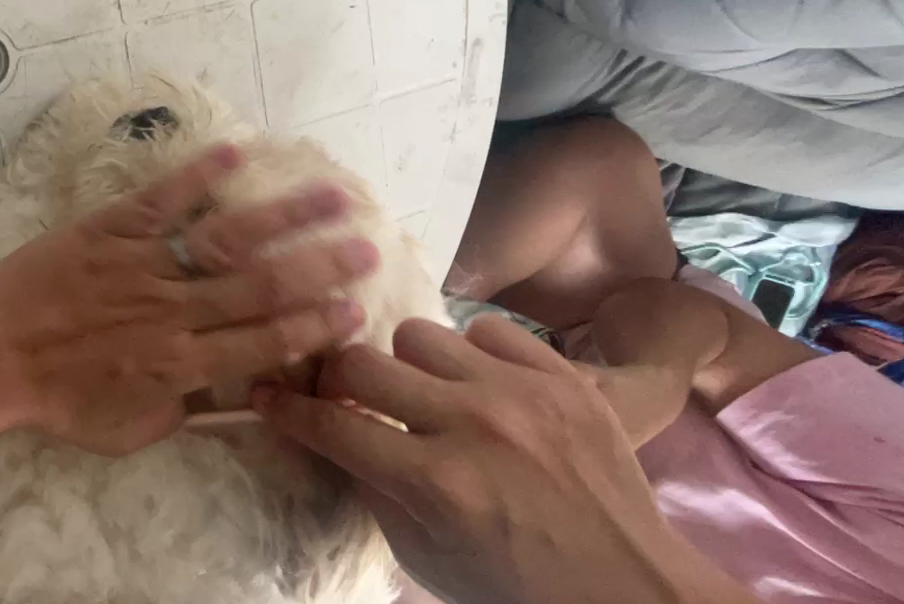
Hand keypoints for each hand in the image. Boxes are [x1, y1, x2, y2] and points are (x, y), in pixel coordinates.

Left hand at [0, 143, 378, 455]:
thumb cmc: (54, 397)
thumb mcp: (126, 430)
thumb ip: (184, 412)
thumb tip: (231, 396)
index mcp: (181, 364)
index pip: (266, 342)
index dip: (315, 326)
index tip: (357, 309)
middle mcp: (173, 311)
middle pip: (261, 286)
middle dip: (321, 267)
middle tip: (369, 245)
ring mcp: (142, 264)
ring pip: (226, 239)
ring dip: (283, 216)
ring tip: (332, 194)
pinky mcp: (108, 229)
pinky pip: (161, 200)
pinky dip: (197, 174)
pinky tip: (235, 150)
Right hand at [257, 317, 755, 603]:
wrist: (639, 597)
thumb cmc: (517, 587)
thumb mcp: (424, 556)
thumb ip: (370, 486)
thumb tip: (329, 428)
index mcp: (438, 484)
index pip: (331, 426)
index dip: (286, 409)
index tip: (264, 394)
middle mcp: (475, 427)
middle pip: (361, 363)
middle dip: (339, 380)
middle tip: (347, 396)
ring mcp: (524, 396)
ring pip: (417, 334)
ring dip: (409, 367)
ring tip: (429, 395)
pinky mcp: (566, 380)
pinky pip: (485, 328)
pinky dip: (472, 354)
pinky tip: (482, 386)